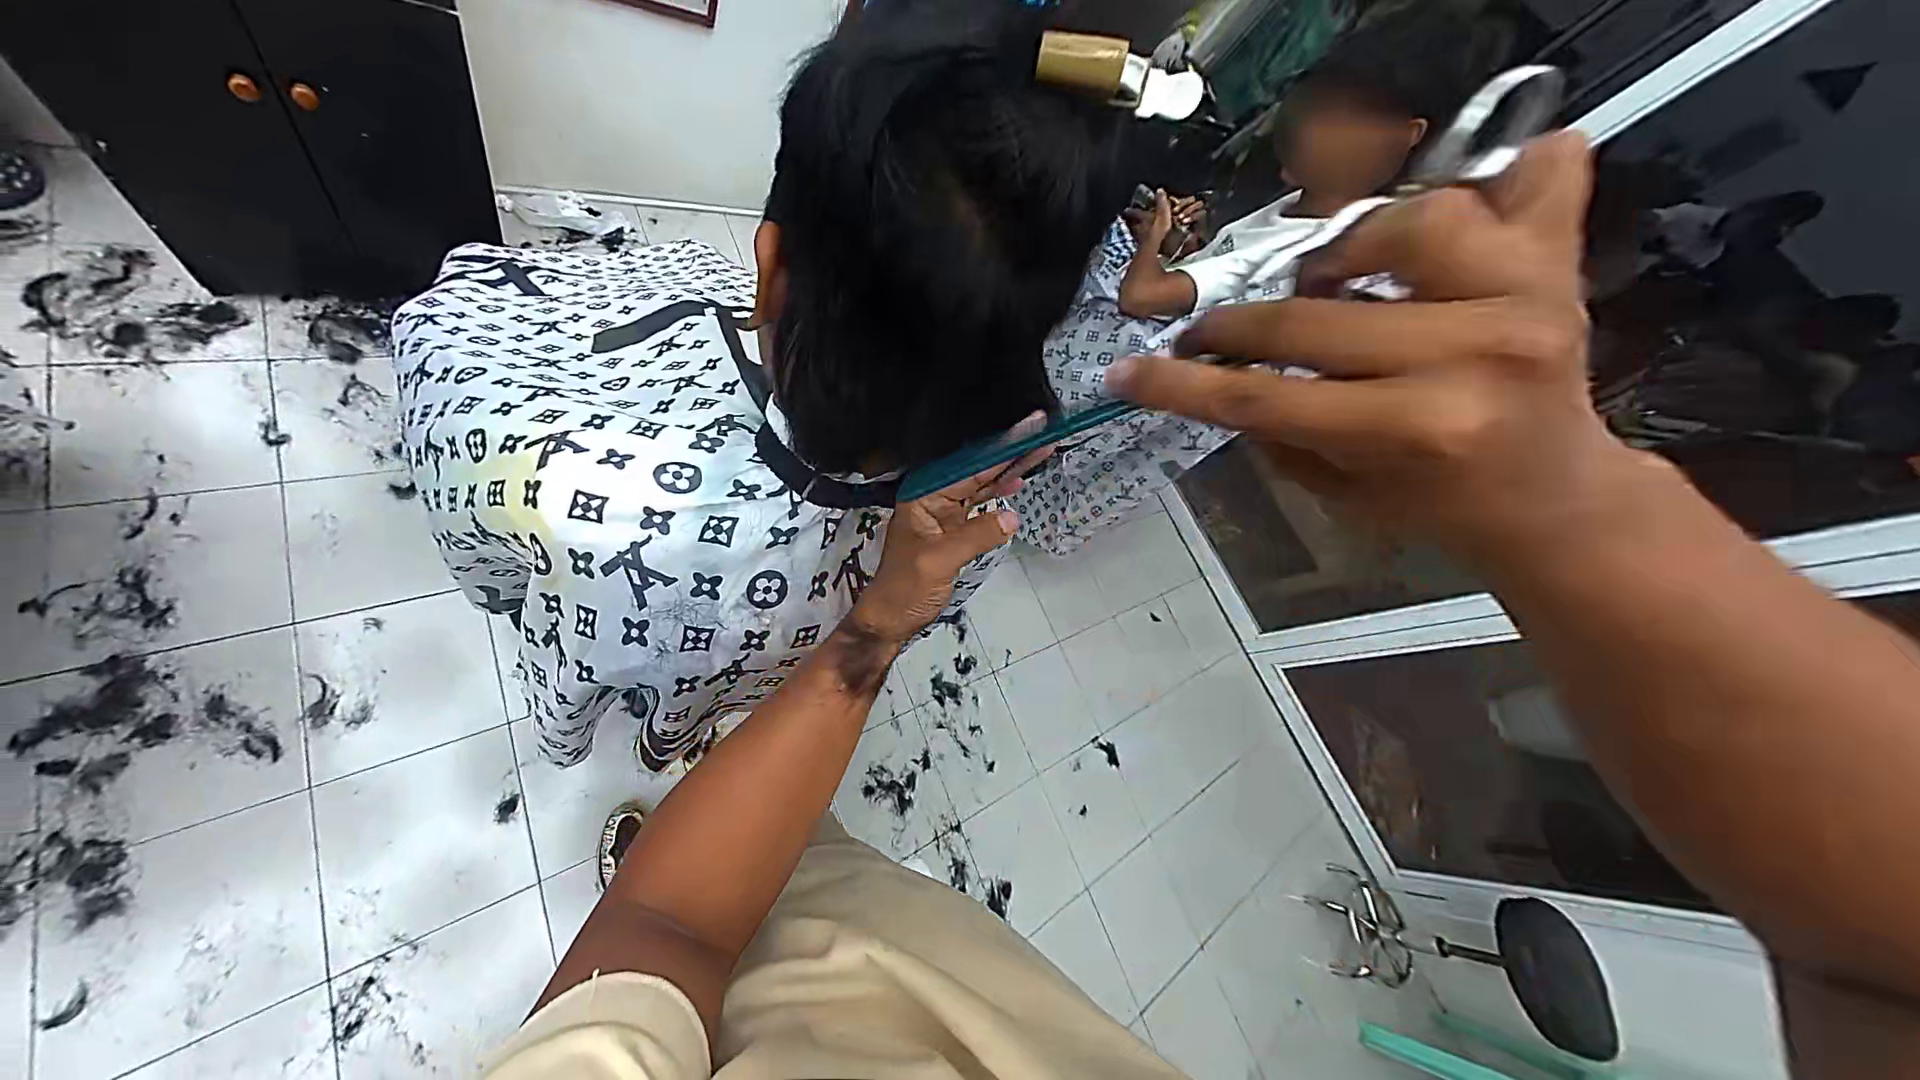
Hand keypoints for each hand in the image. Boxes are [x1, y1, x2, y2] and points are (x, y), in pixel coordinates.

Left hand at [848, 419, 1053, 644]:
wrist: (891, 618)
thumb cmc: (905, 589)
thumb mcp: (940, 561)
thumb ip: (976, 536)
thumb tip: (1011, 517)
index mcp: (924, 496)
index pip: (968, 467)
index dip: (1000, 448)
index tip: (1027, 429)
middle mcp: (933, 498)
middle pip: (978, 470)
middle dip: (1010, 452)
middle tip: (1043, 433)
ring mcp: (944, 513)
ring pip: (982, 485)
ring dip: (1009, 470)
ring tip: (1040, 450)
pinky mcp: (953, 529)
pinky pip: (980, 504)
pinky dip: (999, 493)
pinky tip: (1017, 481)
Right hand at [1108, 133, 1646, 561]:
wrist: (1549, 497)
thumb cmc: (1431, 506)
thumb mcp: (1334, 492)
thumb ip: (1275, 431)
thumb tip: (1217, 372)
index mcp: (1411, 430)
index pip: (1264, 397)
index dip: (1181, 385)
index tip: (1128, 374)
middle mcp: (1473, 354)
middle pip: (1310, 316)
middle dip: (1233, 326)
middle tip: (1208, 336)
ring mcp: (1526, 298)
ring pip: (1409, 222)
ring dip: (1342, 250)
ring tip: (1325, 284)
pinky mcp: (1560, 266)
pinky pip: (1526, 177)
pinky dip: (1470, 191)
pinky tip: (1426, 234)